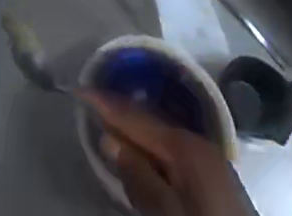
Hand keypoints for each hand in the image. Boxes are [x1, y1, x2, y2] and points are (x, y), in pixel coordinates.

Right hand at [81, 91, 256, 215]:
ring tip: (106, 122)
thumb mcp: (167, 212)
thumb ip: (138, 176)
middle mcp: (198, 142)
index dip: (103, 101)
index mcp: (184, 146)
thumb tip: (109, 140)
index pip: (133, 115)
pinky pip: (172, 148)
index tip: (76, 89)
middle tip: (87, 104)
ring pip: (160, 133)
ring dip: (133, 129)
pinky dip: (151, 144)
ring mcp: (211, 159)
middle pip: (148, 119)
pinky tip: (140, 151)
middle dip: (117, 112)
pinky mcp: (215, 176)